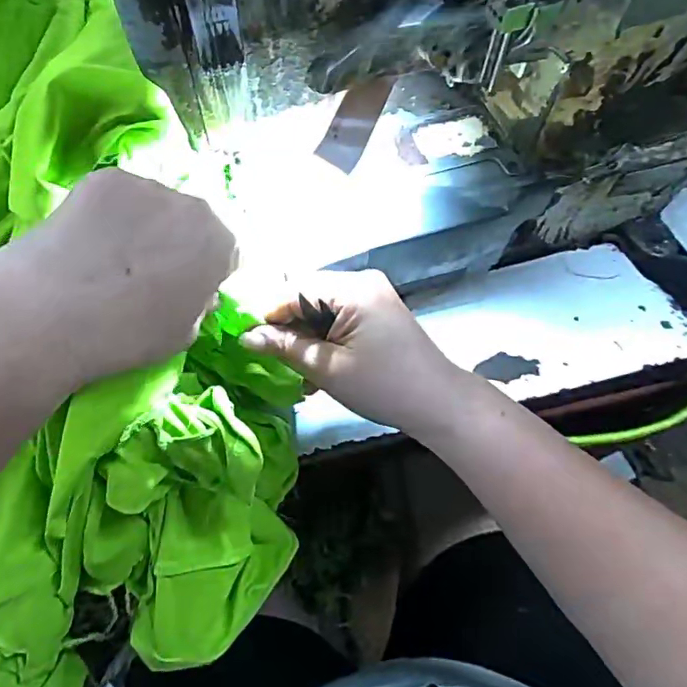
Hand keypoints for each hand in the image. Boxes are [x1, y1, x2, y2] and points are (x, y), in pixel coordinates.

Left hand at [0, 169, 235, 385]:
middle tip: (138, 271)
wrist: (52, 312)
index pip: (222, 250)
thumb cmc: (124, 335)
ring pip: (149, 204)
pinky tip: (81, 240)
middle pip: (187, 220)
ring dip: (136, 223)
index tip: (176, 286)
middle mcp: (192, 204)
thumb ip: (197, 304)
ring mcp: (146, 185)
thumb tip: (191, 289)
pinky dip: (102, 213)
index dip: (200, 270)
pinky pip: (113, 196)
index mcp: (219, 243)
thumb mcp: (180, 335)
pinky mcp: (104, 176)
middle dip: (170, 239)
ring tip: (102, 257)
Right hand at [240, 270, 481, 436]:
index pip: (293, 289)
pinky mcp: (376, 310)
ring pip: (319, 306)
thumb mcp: (327, 368)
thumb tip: (245, 336)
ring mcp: (371, 294)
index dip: (269, 314)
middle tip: (271, 356)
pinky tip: (316, 365)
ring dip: (304, 334)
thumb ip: (285, 347)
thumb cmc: (383, 386)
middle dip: (287, 325)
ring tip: (294, 368)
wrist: (441, 405)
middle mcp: (361, 282)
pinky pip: (337, 314)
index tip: (248, 338)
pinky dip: (323, 336)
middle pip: (306, 294)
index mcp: (352, 289)